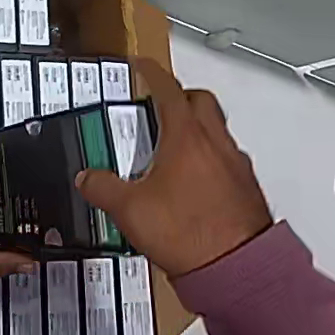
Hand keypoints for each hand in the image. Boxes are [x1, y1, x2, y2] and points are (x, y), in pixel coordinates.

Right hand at [76, 58, 272, 276]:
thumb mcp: (130, 210)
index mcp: (186, 137)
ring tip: (172, 148)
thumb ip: (103, 188)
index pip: (168, 89)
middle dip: (180, 96)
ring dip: (196, 128)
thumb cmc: (189, 234)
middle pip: (200, 100)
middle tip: (160, 106)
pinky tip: (193, 181)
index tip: (143, 65)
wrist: (238, 268)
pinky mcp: (246, 186)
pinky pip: (227, 157)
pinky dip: (209, 156)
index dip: (152, 73)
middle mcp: (215, 143)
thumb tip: (88, 178)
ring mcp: (235, 163)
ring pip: (216, 129)